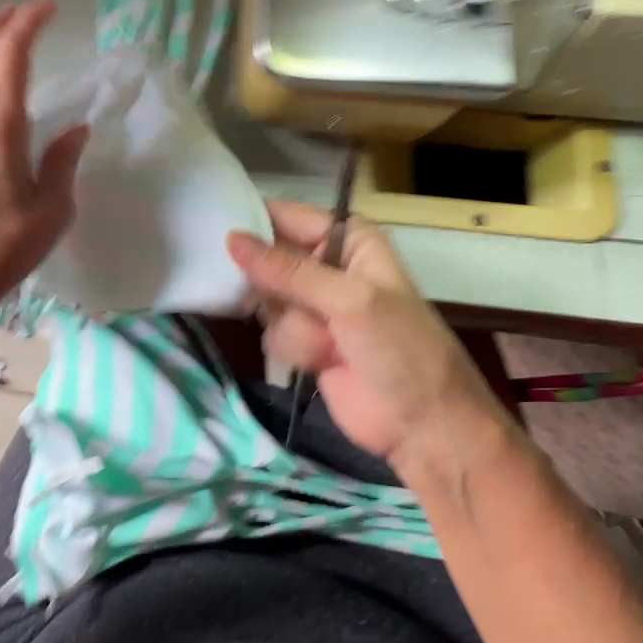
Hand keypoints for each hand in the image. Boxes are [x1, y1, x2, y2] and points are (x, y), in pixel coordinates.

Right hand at [227, 201, 506, 463]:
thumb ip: (288, 271)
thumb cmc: (401, 349)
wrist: (423, 424)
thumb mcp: (349, 300)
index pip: (290, 217)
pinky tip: (319, 361)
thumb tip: (231, 238)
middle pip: (269, 258)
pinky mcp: (304, 342)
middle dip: (270, 284)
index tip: (218, 232)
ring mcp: (314, 306)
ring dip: (292, 325)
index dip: (256, 222)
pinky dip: (292, 347)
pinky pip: (272, 331)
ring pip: (267, 299)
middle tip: (283, 301)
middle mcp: (329, 266)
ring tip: (326, 344)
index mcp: (349, 240)